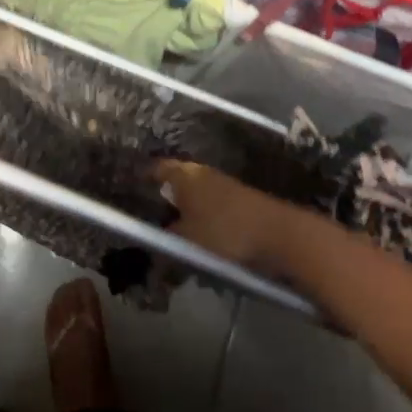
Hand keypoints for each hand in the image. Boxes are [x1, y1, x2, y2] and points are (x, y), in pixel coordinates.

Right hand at [153, 160, 298, 269]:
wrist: (280, 235)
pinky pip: (212, 209)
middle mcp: (202, 172)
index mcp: (184, 174)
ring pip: (195, 197)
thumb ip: (166, 240)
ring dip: (186, 214)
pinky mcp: (240, 200)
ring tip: (176, 238)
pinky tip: (203, 243)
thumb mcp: (188, 241)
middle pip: (176, 182)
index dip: (143, 180)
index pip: (156, 169)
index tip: (131, 193)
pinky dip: (204, 222)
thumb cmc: (225, 232)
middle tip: (151, 222)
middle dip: (164, 200)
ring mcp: (223, 184)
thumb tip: (152, 241)